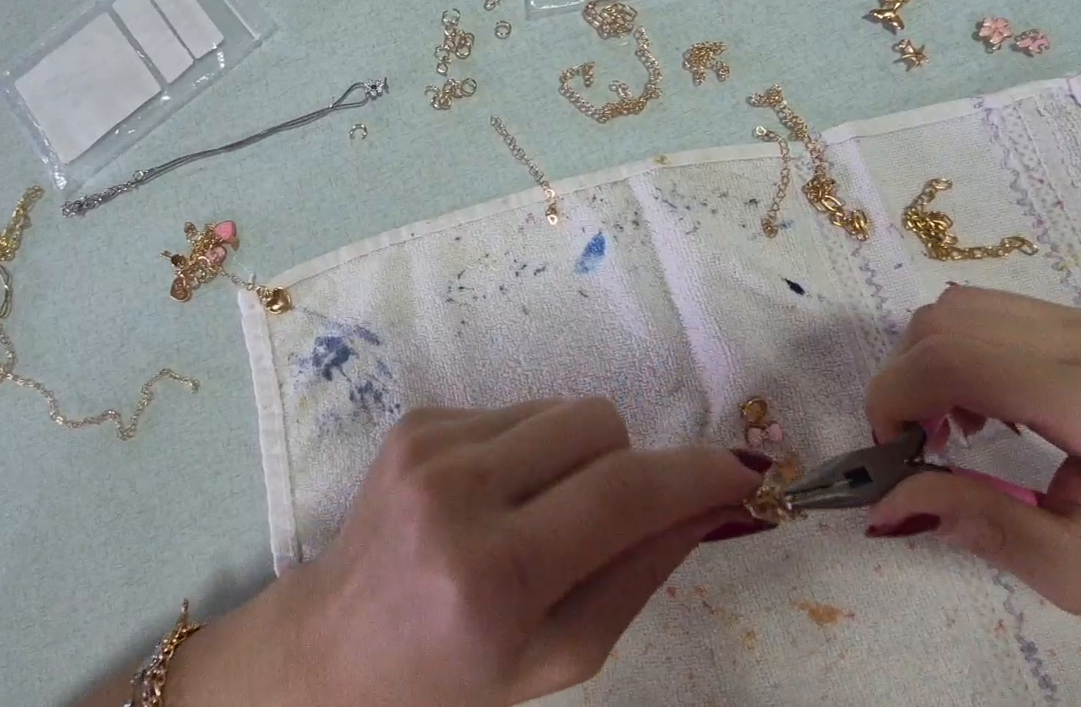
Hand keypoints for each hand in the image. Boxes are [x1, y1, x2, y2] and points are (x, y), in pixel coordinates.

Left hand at [164, 398, 772, 706]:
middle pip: (597, 424)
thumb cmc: (455, 672)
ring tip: (535, 513)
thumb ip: (640, 571)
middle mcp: (454, 494)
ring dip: (573, 456)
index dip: (695, 475)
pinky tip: (490, 498)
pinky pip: (513, 409)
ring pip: (560, 408)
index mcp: (494, 575)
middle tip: (601, 520)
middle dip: (627, 464)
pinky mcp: (413, 420)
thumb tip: (708, 500)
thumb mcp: (561, 654)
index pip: (623, 495)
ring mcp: (426, 447)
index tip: (742, 471)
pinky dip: (525, 449)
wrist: (337, 646)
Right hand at [864, 285, 1080, 679]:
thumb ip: (982, 526)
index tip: (889, 447)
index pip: (960, 363)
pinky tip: (977, 399)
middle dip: (904, 378)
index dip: (898, 395)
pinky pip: (982, 310)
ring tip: (947, 421)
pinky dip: (952, 349)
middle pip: (947, 324)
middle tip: (914, 438)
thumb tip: (885, 497)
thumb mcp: (1077, 576)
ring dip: (924, 361)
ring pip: (956, 308)